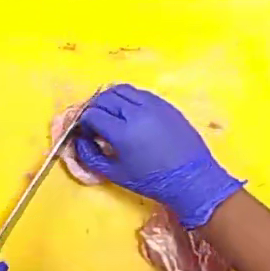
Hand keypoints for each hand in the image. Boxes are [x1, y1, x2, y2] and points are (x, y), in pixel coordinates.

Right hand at [76, 84, 245, 228]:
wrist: (190, 178)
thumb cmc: (150, 181)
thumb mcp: (114, 174)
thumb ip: (90, 156)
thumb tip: (79, 140)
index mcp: (122, 132)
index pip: (92, 114)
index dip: (82, 121)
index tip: (83, 131)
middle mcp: (136, 113)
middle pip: (104, 97)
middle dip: (93, 108)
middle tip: (92, 122)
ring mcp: (153, 105)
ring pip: (122, 89)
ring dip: (109, 99)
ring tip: (108, 113)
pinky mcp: (165, 104)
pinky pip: (139, 93)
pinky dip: (127, 98)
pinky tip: (127, 113)